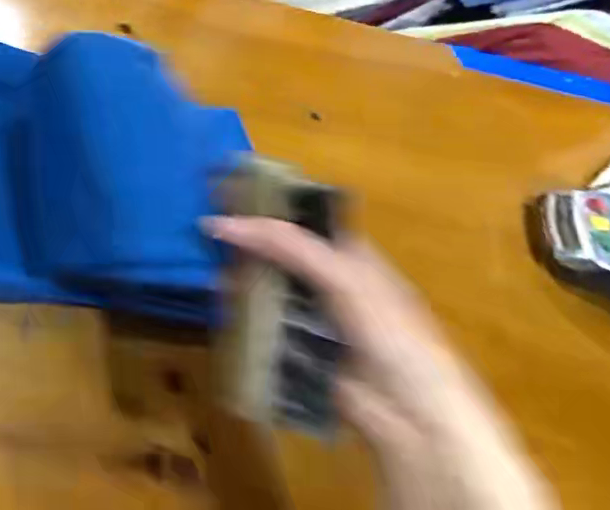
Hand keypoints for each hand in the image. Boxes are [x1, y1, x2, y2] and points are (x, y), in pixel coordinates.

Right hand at [205, 217, 555, 509]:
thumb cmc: (392, 335)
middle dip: (238, 236)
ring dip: (232, 270)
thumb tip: (216, 223)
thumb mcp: (342, 277)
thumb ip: (285, 244)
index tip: (216, 190)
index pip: (296, 217)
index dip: (261, 202)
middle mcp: (325, 277)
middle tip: (196, 223)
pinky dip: (234, 304)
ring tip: (195, 256)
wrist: (414, 419)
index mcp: (347, 255)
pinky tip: (213, 294)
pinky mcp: (291, 341)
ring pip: (260, 279)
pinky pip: (256, 315)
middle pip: (272, 247)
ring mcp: (308, 311)